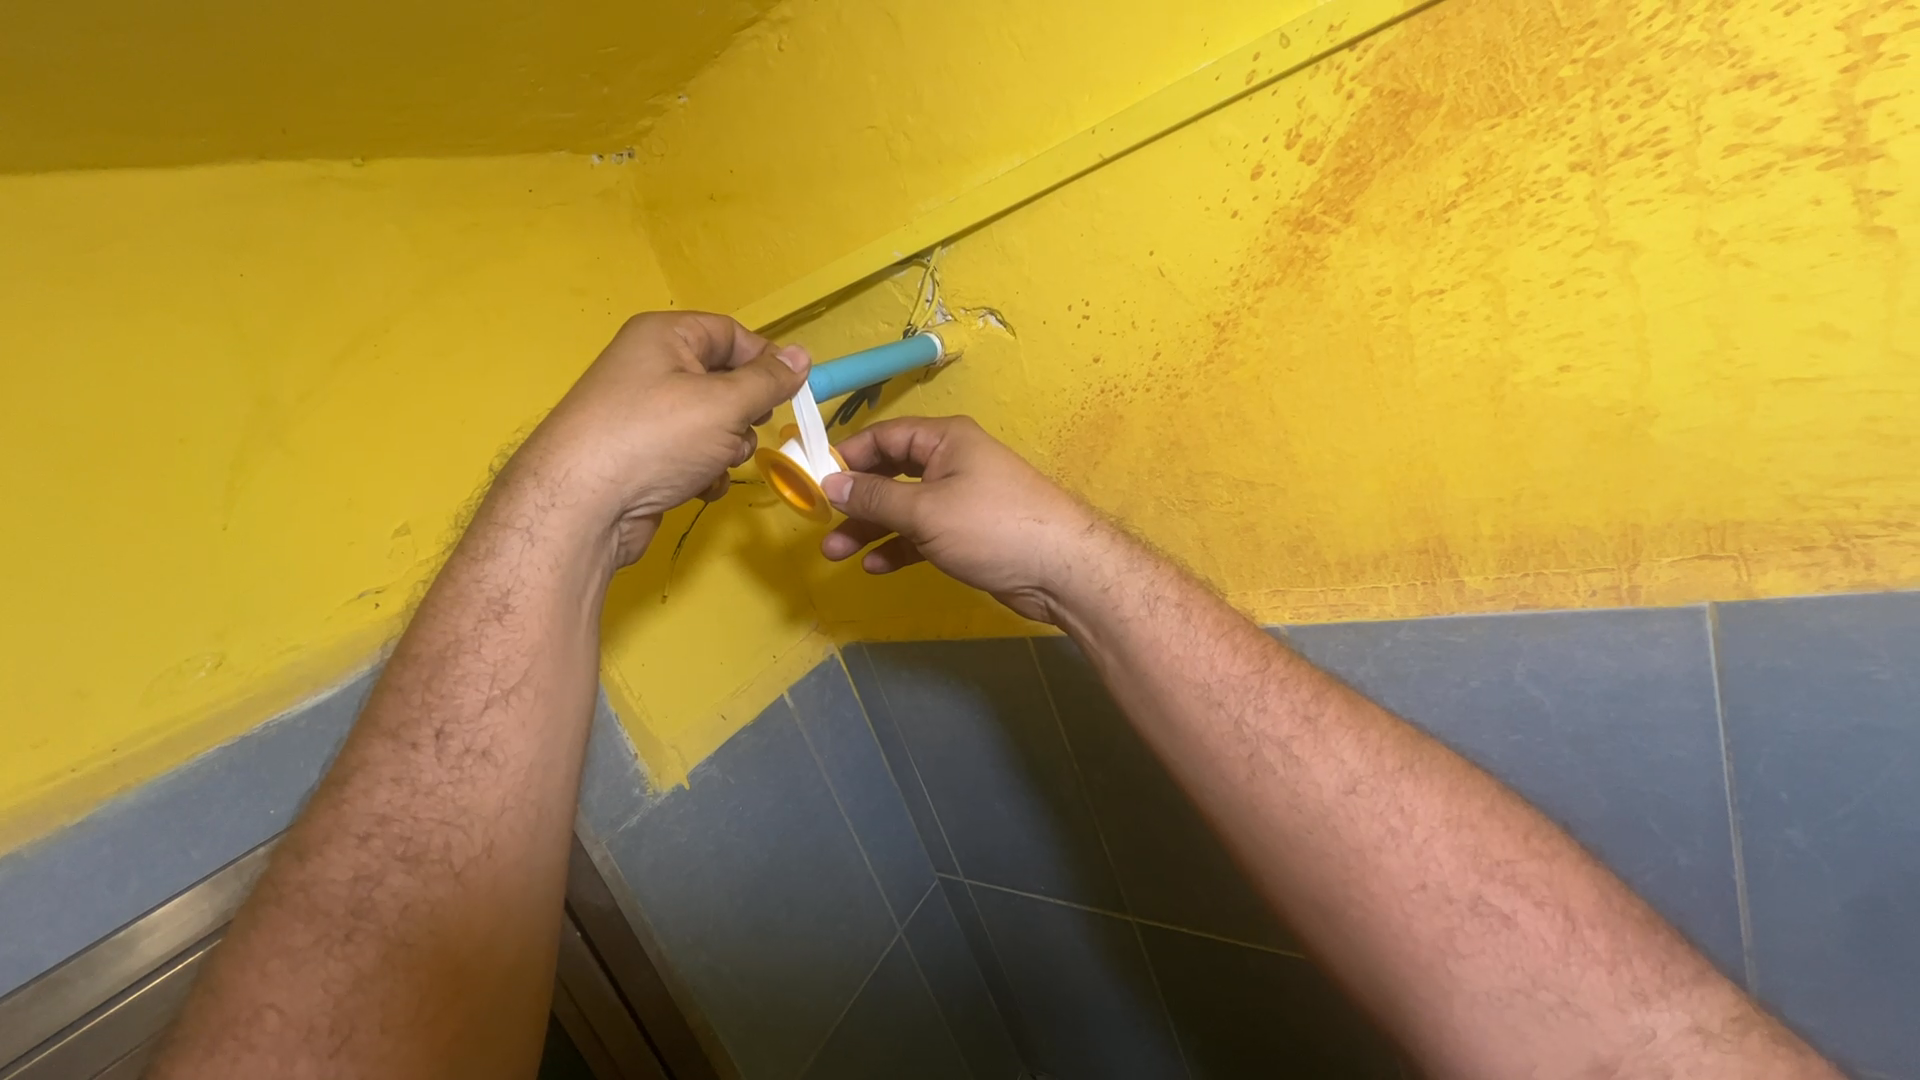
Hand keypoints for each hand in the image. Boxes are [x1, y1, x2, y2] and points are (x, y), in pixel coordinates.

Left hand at [505, 312, 809, 565]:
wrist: (584, 505)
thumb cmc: (656, 438)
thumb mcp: (724, 403)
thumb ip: (768, 380)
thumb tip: (802, 355)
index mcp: (665, 337)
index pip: (731, 334)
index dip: (765, 360)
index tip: (792, 392)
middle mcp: (652, 368)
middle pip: (724, 381)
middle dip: (746, 413)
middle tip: (747, 428)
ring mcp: (646, 415)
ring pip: (715, 424)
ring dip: (729, 448)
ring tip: (716, 462)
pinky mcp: (645, 456)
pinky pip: (694, 454)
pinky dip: (705, 471)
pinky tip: (697, 486)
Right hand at [820, 416, 1109, 623]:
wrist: (1061, 570)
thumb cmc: (990, 525)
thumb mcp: (925, 509)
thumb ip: (873, 497)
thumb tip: (829, 482)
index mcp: (943, 439)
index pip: (883, 437)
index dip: (845, 455)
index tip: (810, 478)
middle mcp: (950, 463)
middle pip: (889, 474)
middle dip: (854, 499)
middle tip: (818, 522)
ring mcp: (960, 500)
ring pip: (903, 510)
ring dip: (870, 530)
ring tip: (835, 552)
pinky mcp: (967, 535)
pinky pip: (922, 536)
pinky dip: (899, 548)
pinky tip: (876, 566)